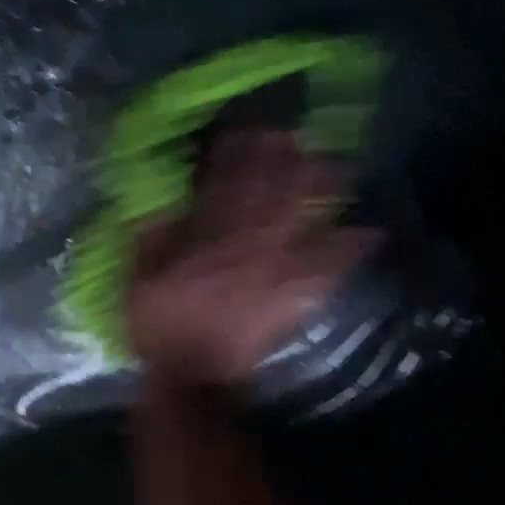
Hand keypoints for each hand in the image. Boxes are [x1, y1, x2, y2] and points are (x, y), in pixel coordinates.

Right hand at [126, 131, 377, 388]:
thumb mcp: (139, 278)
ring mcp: (278, 271)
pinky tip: (366, 230)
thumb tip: (166, 202)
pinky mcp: (295, 295)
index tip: (244, 129)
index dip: (236, 156)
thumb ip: (152, 238)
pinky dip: (348, 248)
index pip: (224, 187)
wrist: (193, 375)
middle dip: (282, 161)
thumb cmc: (158, 325)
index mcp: (206, 240)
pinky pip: (328, 267)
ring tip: (331, 162)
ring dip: (316, 190)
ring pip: (302, 221)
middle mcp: (248, 247)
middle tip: (294, 134)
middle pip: (271, 194)